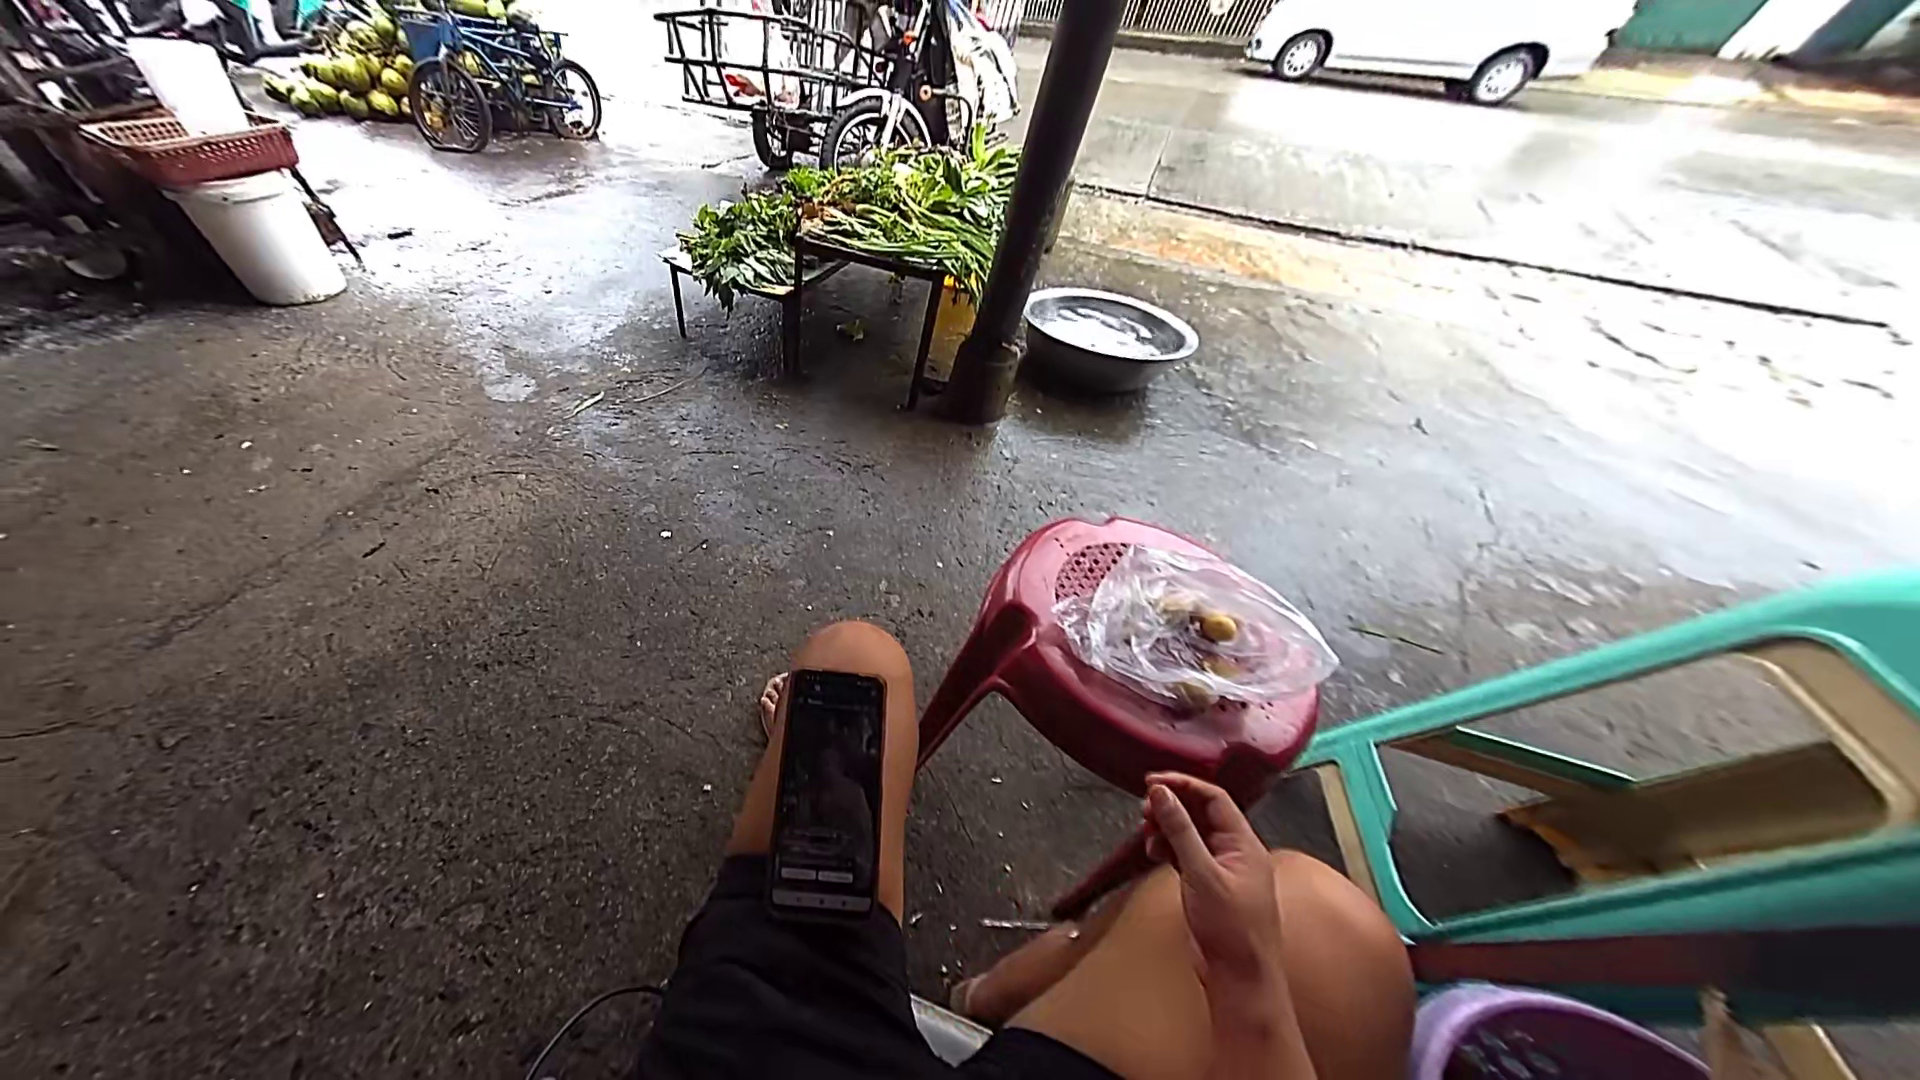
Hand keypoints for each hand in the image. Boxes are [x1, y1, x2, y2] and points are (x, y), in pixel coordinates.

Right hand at [1141, 771, 1282, 990]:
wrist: (1239, 981)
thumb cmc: (1229, 928)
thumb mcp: (1201, 873)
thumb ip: (1180, 829)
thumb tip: (1160, 792)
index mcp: (1244, 843)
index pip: (1214, 798)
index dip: (1183, 784)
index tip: (1152, 781)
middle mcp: (1235, 851)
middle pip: (1201, 812)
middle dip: (1172, 805)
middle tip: (1145, 807)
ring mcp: (1220, 867)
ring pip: (1190, 832)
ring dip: (1167, 826)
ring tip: (1146, 830)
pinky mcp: (1206, 883)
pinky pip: (1185, 851)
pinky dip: (1167, 846)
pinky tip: (1153, 851)